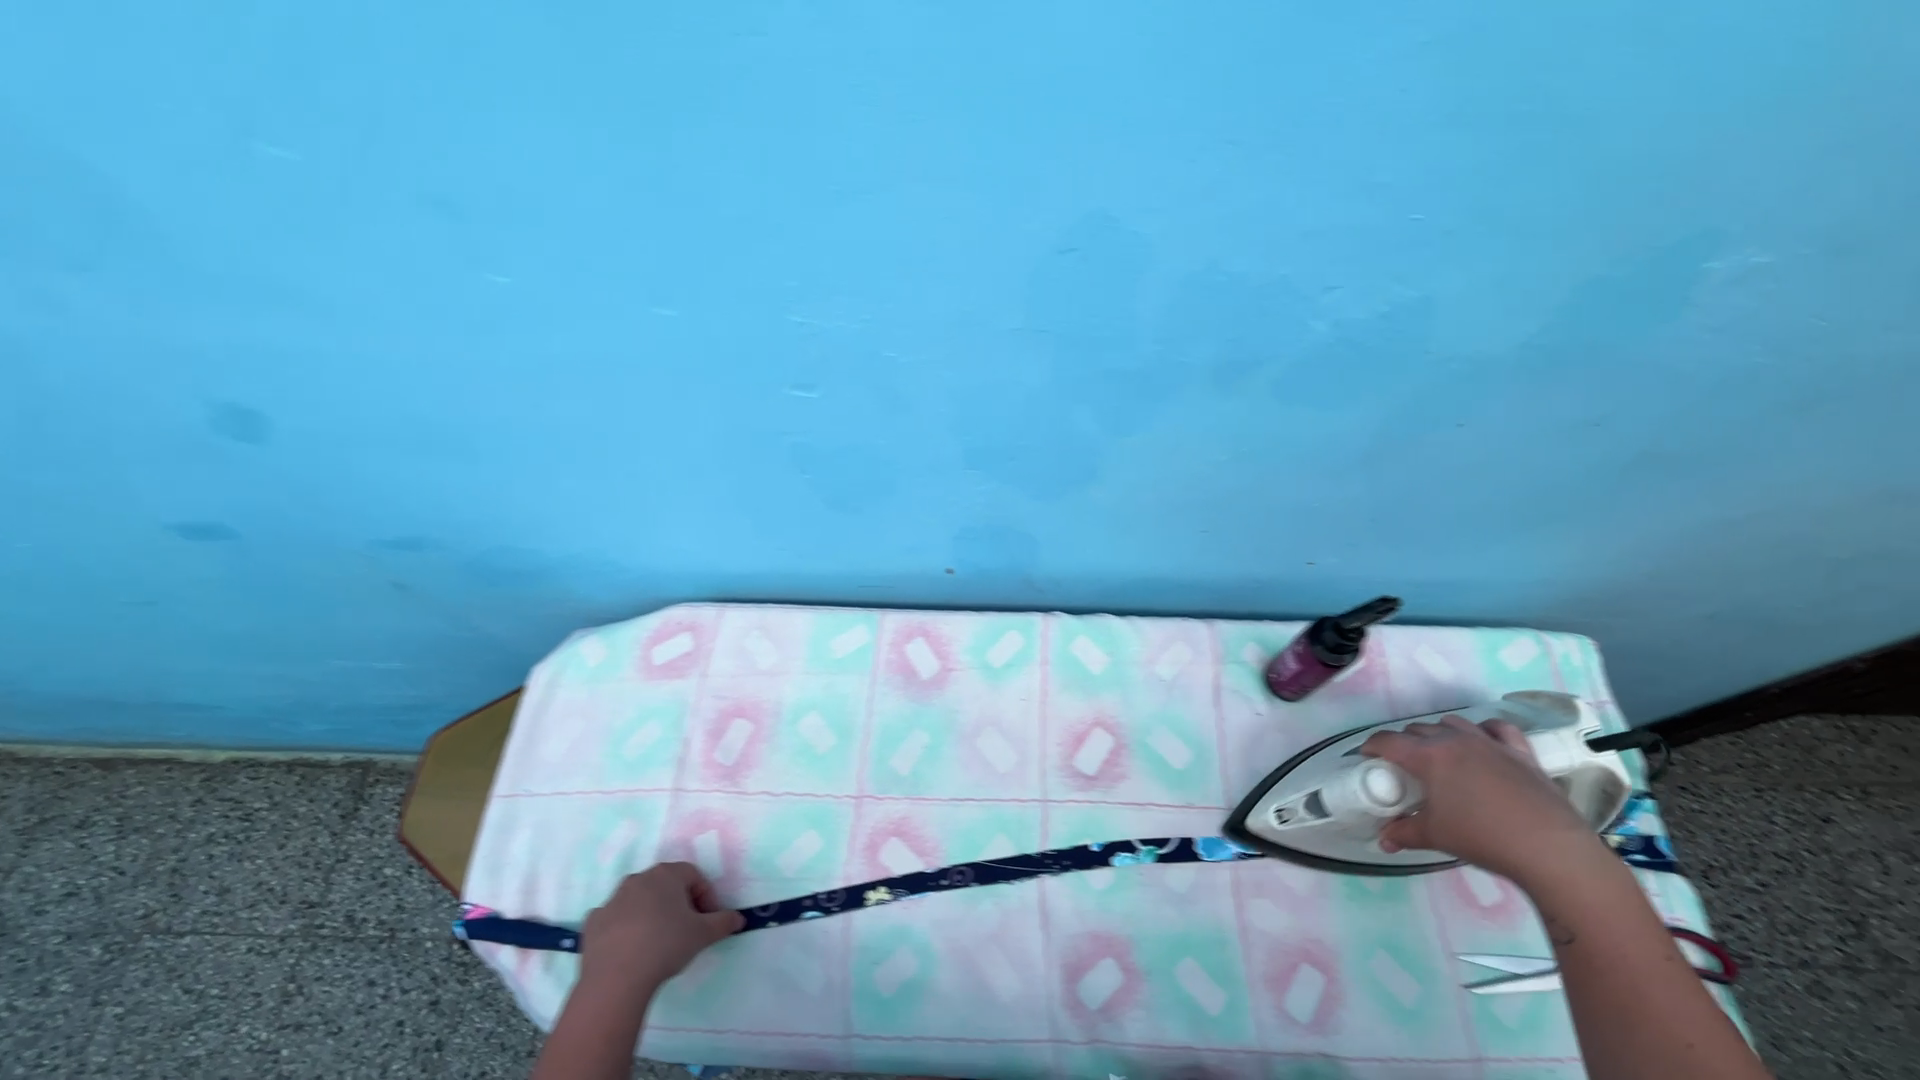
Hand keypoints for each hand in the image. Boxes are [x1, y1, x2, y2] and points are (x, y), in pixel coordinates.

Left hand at [578, 862, 744, 996]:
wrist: (616, 977)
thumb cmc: (666, 945)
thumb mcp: (704, 934)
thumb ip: (724, 922)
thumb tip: (738, 918)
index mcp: (666, 875)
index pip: (693, 875)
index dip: (706, 895)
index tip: (709, 919)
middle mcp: (637, 879)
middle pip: (665, 885)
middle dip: (679, 903)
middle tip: (687, 928)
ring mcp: (612, 900)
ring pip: (638, 900)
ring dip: (651, 914)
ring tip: (659, 941)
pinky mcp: (593, 922)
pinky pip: (615, 919)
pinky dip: (625, 928)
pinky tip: (631, 950)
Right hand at [1358, 715, 1601, 884]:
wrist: (1549, 848)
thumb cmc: (1482, 838)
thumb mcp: (1435, 836)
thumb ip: (1404, 833)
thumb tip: (1384, 840)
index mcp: (1429, 756)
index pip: (1388, 741)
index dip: (1371, 747)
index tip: (1367, 758)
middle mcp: (1456, 741)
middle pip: (1418, 729)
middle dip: (1404, 742)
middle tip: (1402, 766)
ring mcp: (1491, 743)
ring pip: (1454, 723)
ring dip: (1439, 733)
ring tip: (1439, 753)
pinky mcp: (1520, 753)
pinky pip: (1498, 728)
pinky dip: (1485, 730)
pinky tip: (1483, 742)